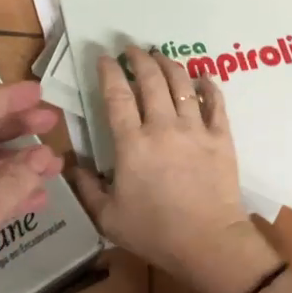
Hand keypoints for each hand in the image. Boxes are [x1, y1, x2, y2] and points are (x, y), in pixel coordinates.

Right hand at [69, 48, 280, 292]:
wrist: (208, 244)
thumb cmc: (154, 232)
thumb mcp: (108, 217)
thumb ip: (86, 188)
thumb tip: (70, 164)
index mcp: (132, 144)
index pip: (117, 95)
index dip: (109, 72)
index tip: (104, 57)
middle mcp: (162, 127)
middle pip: (150, 80)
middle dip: (139, 59)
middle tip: (132, 48)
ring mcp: (195, 129)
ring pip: (182, 84)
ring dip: (169, 65)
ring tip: (160, 56)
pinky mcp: (221, 138)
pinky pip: (216, 102)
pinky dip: (208, 85)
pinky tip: (202, 77)